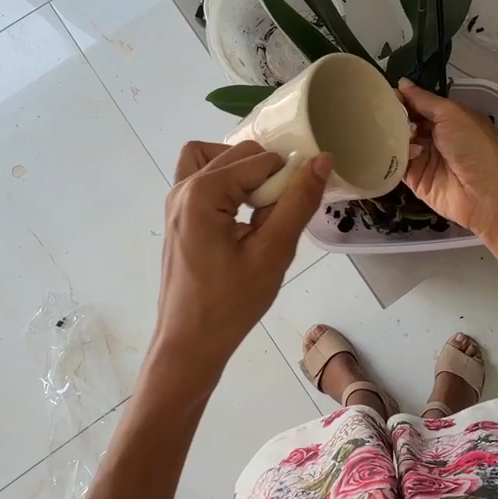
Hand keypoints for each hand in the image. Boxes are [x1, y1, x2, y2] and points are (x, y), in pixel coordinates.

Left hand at [153, 141, 330, 380]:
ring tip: (261, 206)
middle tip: (279, 214)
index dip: (285, 181)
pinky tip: (244, 219)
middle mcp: (182, 188)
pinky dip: (225, 184)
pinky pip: (202, 179)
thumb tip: (322, 160)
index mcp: (202, 192)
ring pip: (212, 158)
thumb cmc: (231, 303)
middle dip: (265, 174)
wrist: (189, 345)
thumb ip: (299, 202)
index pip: (260, 161)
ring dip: (241, 171)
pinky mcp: (177, 217)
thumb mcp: (274, 252)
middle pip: (236, 153)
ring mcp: (175, 202)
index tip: (292, 214)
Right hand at [399, 79, 497, 241]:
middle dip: (394, 116)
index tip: (384, 94)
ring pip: (399, 142)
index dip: (403, 98)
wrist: (485, 192)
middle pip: (406, 123)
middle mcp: (435, 137)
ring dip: (392, 135)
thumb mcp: (452, 113)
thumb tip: (402, 82)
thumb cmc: (473, 145)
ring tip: (388, 131)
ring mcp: (424, 158)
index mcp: (448, 118)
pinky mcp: (414, 179)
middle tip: (379, 113)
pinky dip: (390, 156)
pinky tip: (388, 149)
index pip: (419, 105)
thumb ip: (424, 100)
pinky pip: (397, 164)